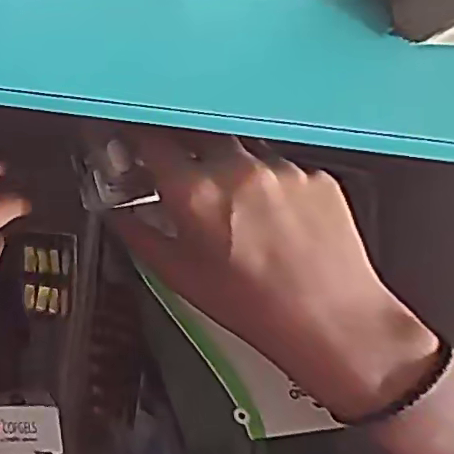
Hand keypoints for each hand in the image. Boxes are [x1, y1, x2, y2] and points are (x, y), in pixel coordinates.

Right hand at [108, 128, 437, 419]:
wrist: (334, 323)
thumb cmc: (258, 307)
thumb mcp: (179, 275)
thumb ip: (138, 233)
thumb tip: (119, 213)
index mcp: (196, 193)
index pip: (150, 139)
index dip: (133, 135)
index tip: (130, 139)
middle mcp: (237, 170)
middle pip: (194, 130)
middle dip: (179, 143)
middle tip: (178, 170)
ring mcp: (279, 169)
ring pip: (238, 147)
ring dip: (224, 164)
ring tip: (232, 208)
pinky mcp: (314, 175)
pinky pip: (276, 165)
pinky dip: (264, 182)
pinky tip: (269, 217)